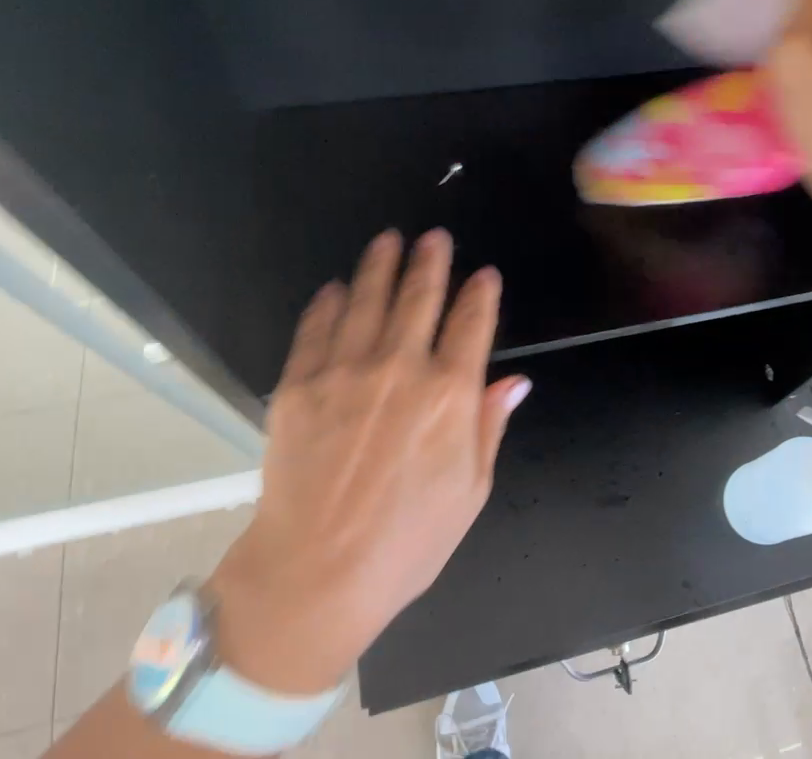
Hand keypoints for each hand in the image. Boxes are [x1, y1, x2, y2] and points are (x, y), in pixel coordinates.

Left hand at [207, 229, 530, 694]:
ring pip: (366, 300)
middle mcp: (400, 368)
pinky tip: (334, 289)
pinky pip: (315, 329)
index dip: (480, 294)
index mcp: (450, 394)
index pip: (471, 324)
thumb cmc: (407, 542)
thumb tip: (514, 381)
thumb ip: (489, 425)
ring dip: (379, 266)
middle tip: (434, 237)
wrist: (315, 574)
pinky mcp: (298, 385)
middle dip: (430, 262)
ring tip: (387, 241)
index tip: (484, 275)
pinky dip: (327, 304)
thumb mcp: (470, 490)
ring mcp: (344, 372)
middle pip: (419, 298)